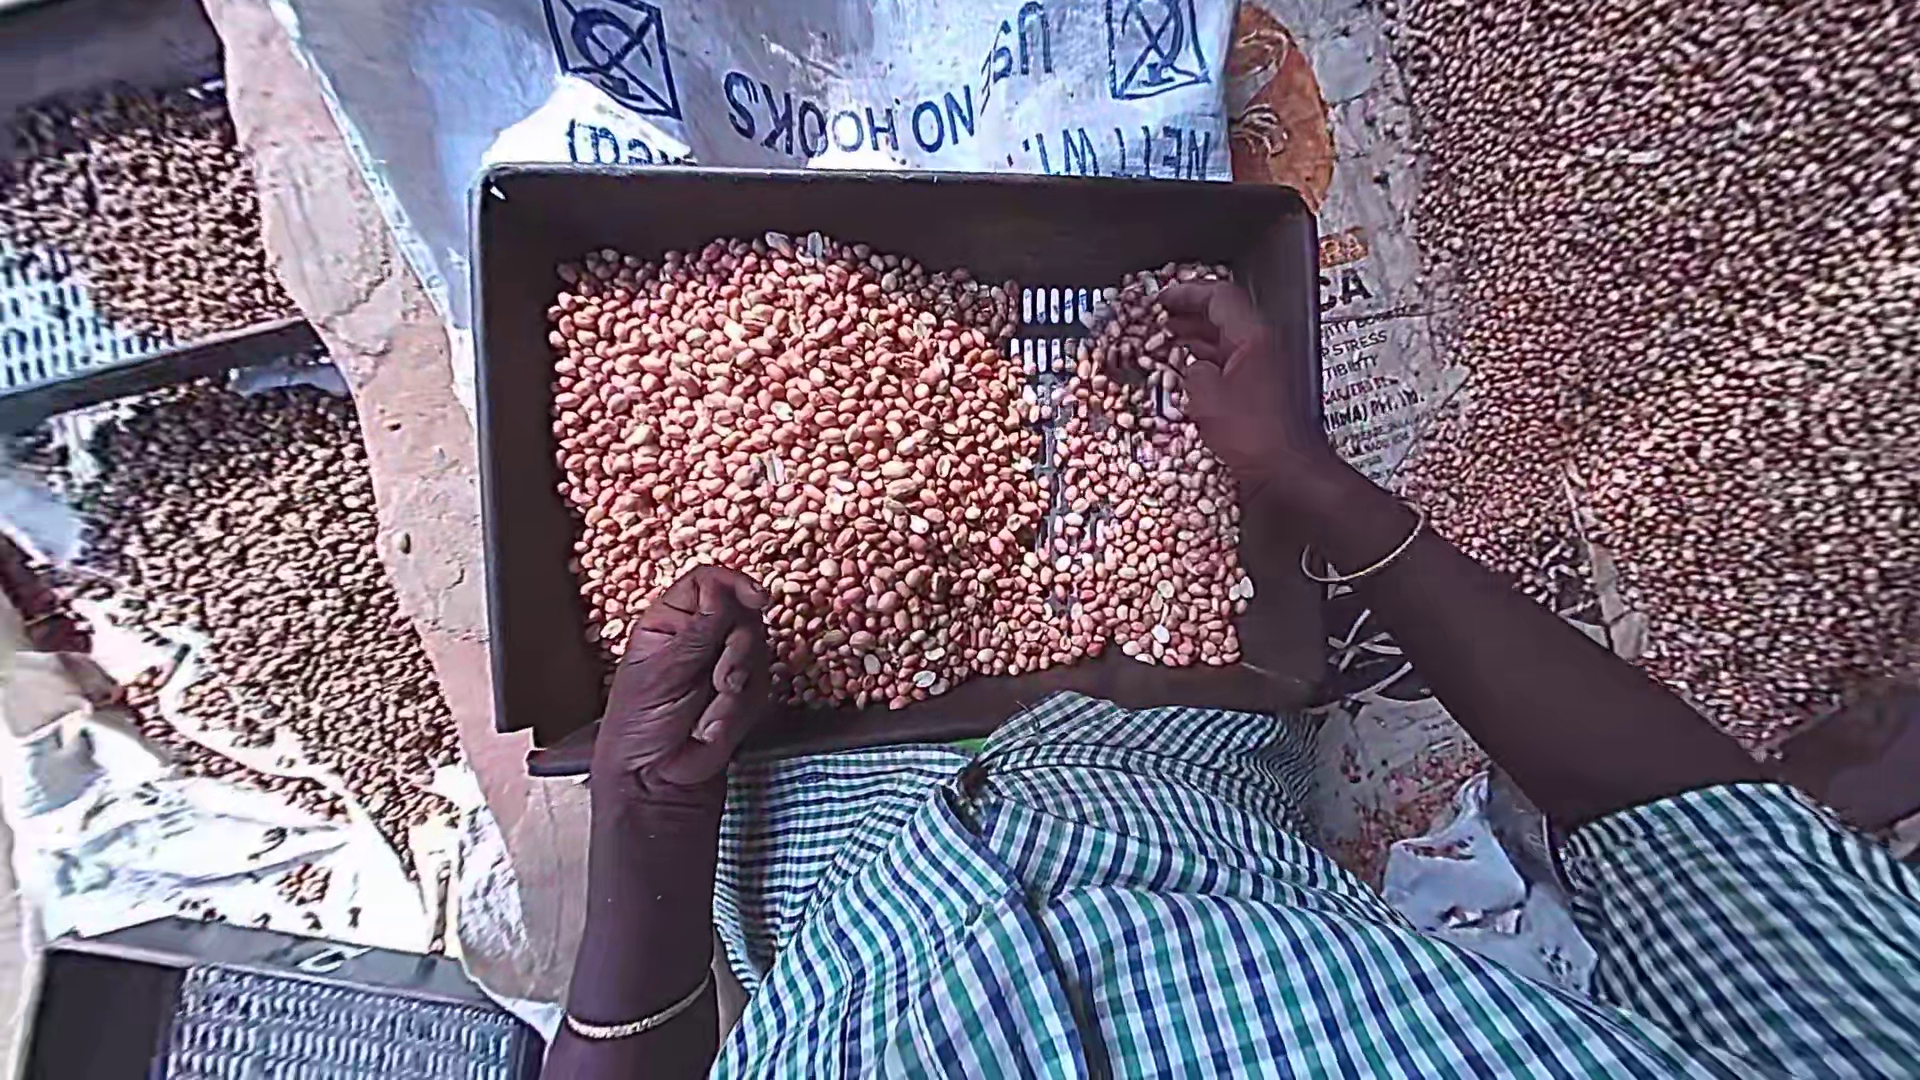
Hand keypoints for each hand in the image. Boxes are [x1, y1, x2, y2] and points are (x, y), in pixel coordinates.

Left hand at [590, 565, 768, 811]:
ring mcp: (727, 660)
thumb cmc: (639, 726)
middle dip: (738, 649)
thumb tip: (723, 587)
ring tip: (709, 714)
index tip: (756, 598)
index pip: (708, 582)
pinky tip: (714, 727)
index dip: (734, 584)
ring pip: (758, 648)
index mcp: (671, 621)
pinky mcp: (746, 689)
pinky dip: (740, 708)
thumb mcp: (662, 674)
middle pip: (743, 613)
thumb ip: (699, 630)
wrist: (656, 784)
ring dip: (738, 684)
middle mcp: (702, 634)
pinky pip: (762, 683)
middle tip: (722, 679)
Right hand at [1158, 281, 1339, 510]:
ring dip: (1194, 337)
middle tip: (1158, 318)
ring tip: (1164, 341)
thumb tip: (1192, 368)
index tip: (1161, 298)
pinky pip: (1226, 363)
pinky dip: (1203, 361)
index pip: (1219, 297)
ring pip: (1223, 340)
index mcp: (1252, 337)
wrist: (1283, 465)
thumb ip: (1193, 372)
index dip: (1186, 294)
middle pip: (1222, 316)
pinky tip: (1185, 371)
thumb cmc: (1248, 432)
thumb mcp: (1207, 397)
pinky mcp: (1257, 388)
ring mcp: (1261, 366)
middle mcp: (1260, 345)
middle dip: (1187, 314)